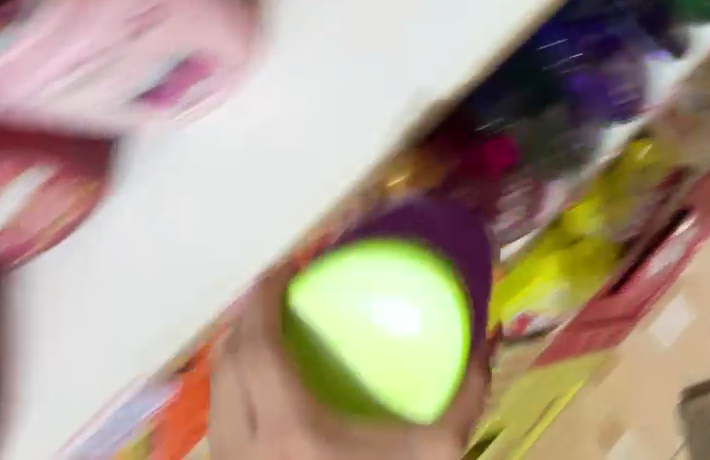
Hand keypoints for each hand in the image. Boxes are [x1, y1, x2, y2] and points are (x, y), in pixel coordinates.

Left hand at [210, 269, 492, 459]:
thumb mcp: (441, 449)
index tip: (284, 268)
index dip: (261, 302)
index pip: (256, 350)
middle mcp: (244, 452)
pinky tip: (264, 388)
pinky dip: (235, 392)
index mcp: (290, 431)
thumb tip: (494, 329)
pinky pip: (222, 427)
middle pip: (226, 367)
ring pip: (215, 399)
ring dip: (236, 356)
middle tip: (281, 289)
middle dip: (245, 320)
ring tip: (270, 329)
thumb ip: (470, 387)